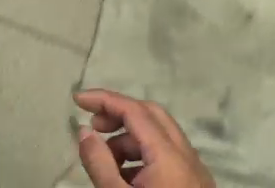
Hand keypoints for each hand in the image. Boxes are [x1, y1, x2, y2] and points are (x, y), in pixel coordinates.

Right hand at [74, 89, 215, 187]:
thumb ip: (99, 162)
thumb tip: (85, 130)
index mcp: (170, 156)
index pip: (134, 110)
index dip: (103, 98)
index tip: (76, 100)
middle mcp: (189, 158)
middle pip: (153, 114)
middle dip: (119, 112)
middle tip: (94, 125)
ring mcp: (198, 174)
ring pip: (162, 136)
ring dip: (130, 136)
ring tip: (107, 158)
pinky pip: (170, 157)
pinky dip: (144, 153)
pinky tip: (128, 175)